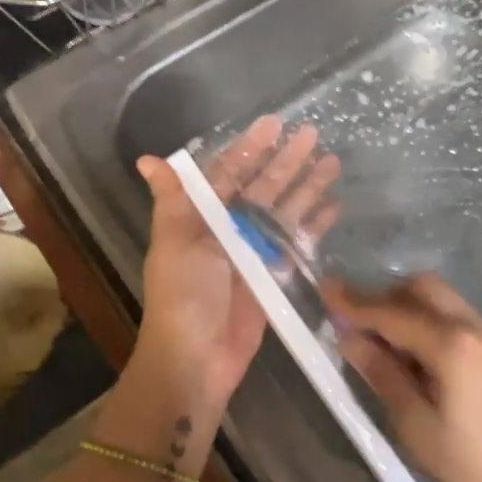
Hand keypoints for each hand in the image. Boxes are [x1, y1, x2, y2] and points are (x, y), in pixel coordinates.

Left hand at [133, 115, 341, 412]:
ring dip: (307, 186)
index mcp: (202, 216)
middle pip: (263, 186)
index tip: (274, 122)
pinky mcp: (274, 276)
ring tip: (333, 161)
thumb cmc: (183, 295)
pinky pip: (297, 243)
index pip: (229, 171)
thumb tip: (146, 160)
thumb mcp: (175, 241)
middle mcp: (228, 228)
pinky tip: (334, 206)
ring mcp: (254, 252)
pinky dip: (314, 225)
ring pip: (284, 210)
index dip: (250, 148)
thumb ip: (174, 198)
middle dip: (286, 161)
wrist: (196, 359)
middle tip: (313, 133)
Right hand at [327, 274, 481, 481]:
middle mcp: (472, 326)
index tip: (324, 287)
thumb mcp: (417, 426)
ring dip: (405, 309)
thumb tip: (350, 339)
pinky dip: (426, 324)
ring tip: (378, 345)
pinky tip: (410, 358)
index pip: (392, 312)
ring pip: (439, 301)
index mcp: (452, 343)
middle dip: (384, 296)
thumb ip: (383, 374)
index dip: (354, 302)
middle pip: (421, 288)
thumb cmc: (474, 469)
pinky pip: (453, 319)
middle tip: (354, 325)